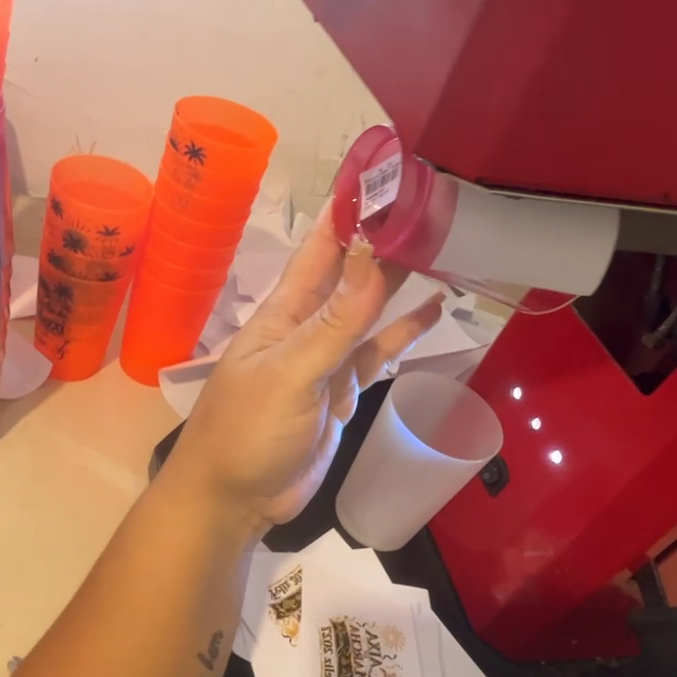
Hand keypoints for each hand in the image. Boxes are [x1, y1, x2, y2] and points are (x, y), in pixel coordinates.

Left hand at [163, 203, 442, 528]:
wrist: (235, 499)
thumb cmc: (246, 431)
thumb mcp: (290, 373)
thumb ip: (335, 323)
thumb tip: (374, 257)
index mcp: (284, 313)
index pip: (319, 250)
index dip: (347, 214)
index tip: (382, 177)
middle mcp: (306, 327)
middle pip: (351, 275)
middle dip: (382, 241)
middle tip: (430, 204)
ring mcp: (326, 360)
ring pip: (369, 311)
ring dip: (398, 282)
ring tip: (441, 246)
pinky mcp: (342, 391)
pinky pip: (377, 353)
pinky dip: (402, 332)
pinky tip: (432, 311)